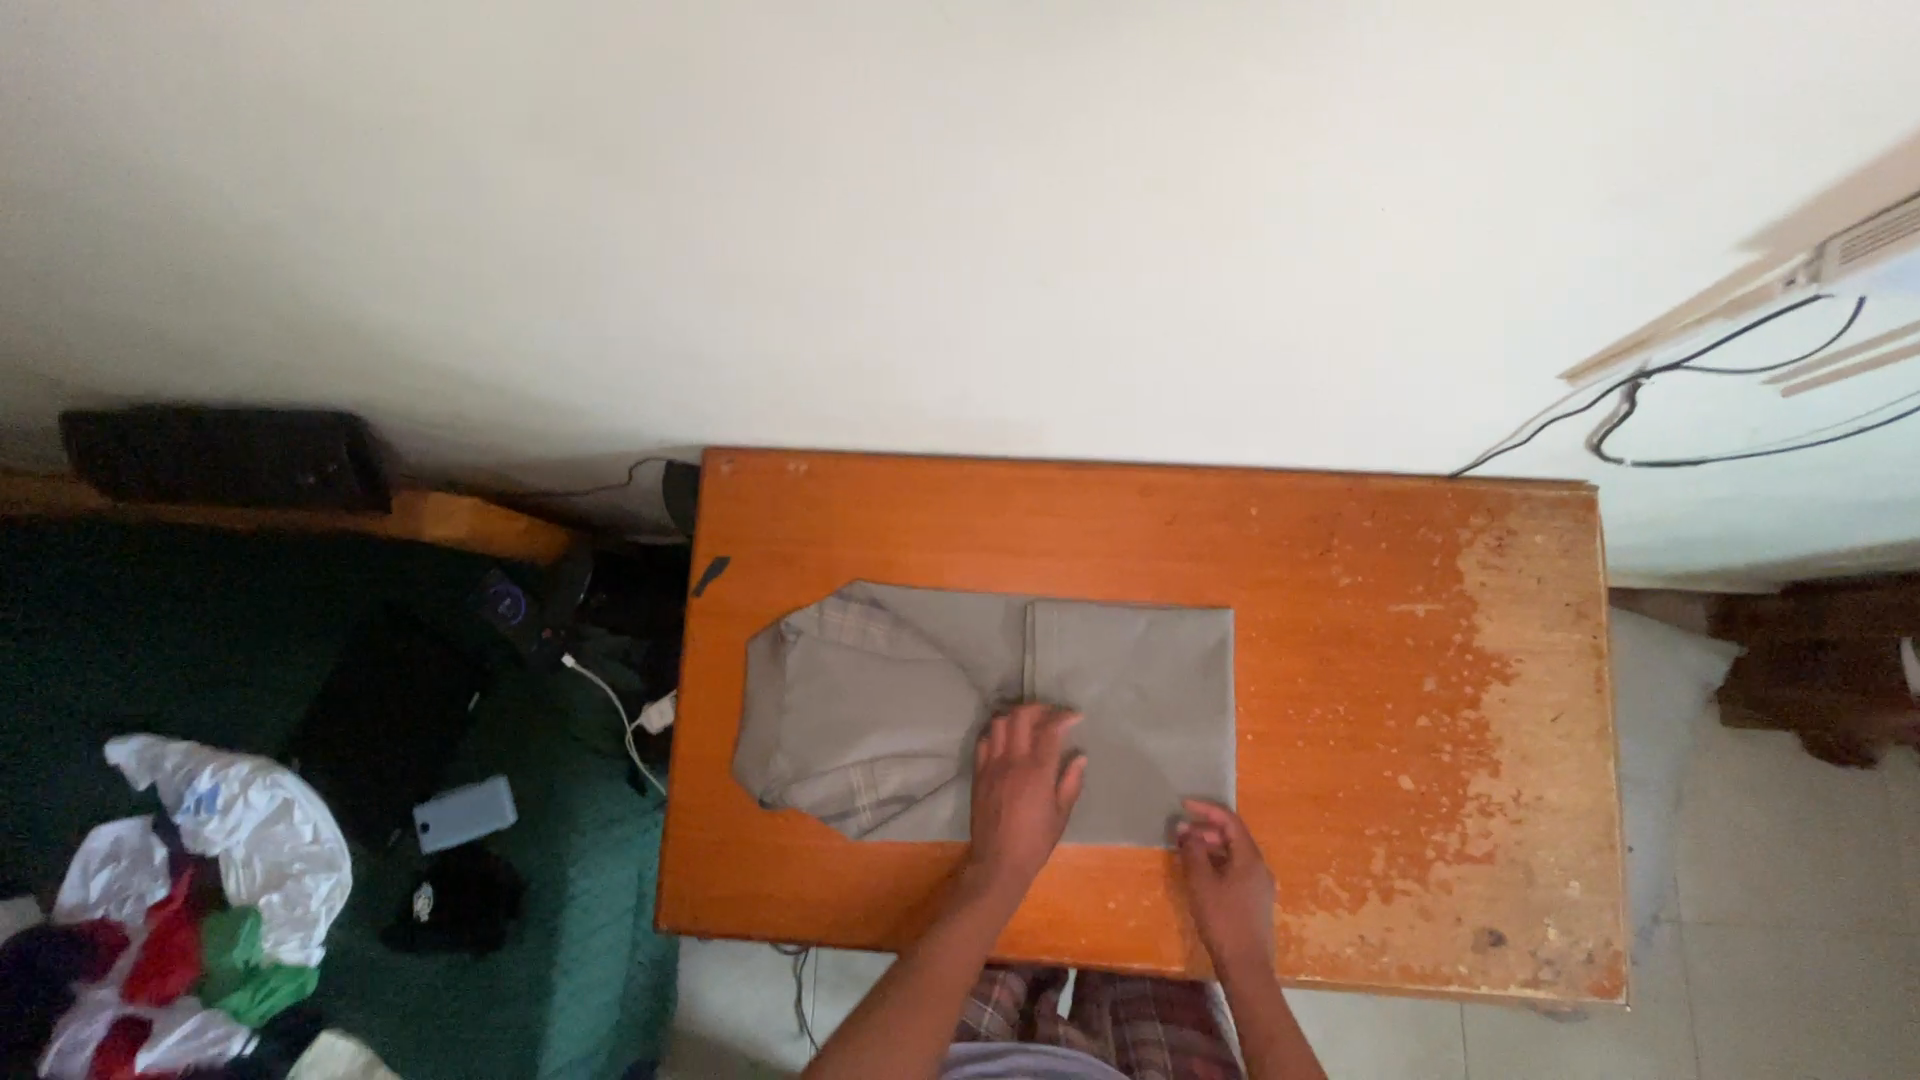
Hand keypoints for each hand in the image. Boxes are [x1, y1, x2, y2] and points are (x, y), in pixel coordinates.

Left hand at [965, 704, 1087, 895]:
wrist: (998, 861)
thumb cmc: (1035, 842)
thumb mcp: (1061, 814)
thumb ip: (1071, 782)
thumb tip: (1080, 757)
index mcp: (1037, 771)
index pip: (1050, 729)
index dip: (1064, 716)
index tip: (1075, 716)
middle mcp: (1013, 761)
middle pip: (1021, 716)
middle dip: (1038, 707)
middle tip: (1051, 713)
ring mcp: (992, 765)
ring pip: (998, 723)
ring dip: (1015, 716)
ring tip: (1028, 723)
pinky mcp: (978, 773)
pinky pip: (983, 741)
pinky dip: (996, 733)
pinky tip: (1006, 740)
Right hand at [1175, 798, 1276, 973]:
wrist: (1246, 966)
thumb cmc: (1222, 919)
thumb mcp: (1201, 882)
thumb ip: (1193, 851)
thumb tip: (1185, 828)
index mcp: (1250, 858)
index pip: (1230, 821)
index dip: (1206, 809)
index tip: (1183, 805)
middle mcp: (1260, 867)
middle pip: (1233, 837)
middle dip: (1206, 829)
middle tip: (1181, 833)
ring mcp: (1260, 885)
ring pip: (1234, 854)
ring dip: (1210, 847)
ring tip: (1186, 852)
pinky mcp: (1255, 900)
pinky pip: (1236, 870)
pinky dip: (1217, 863)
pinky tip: (1200, 875)